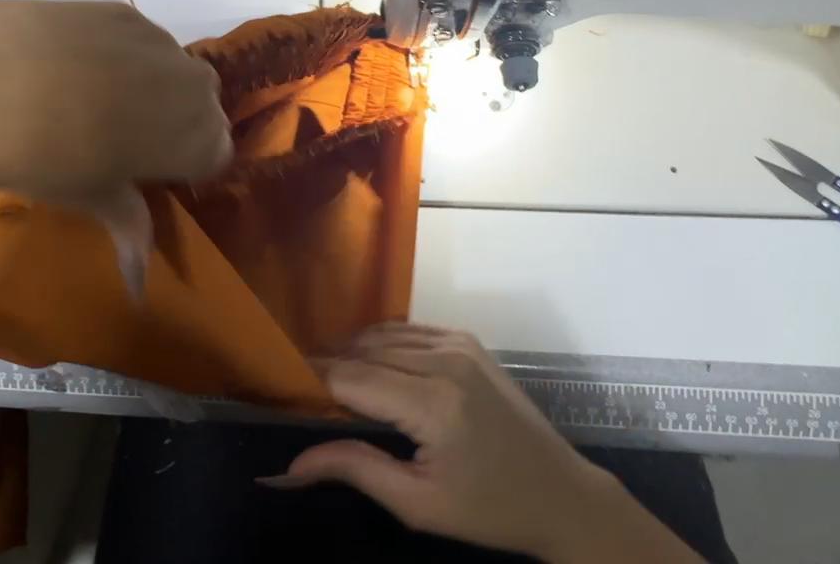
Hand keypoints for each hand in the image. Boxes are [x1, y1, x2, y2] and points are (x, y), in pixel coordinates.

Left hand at [0, 0, 230, 293]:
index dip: (182, 168)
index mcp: (200, 139)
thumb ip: (130, 228)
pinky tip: (70, 67)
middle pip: (200, 109)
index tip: (146, 176)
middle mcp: (195, 86)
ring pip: (170, 71)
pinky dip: (117, 55)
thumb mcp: (92, 197)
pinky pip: (137, 41)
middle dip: (172, 124)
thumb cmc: (49, 159)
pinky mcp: (123, 10)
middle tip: (119, 142)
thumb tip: (138, 289)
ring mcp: (160, 42)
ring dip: (147, 87)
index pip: (215, 156)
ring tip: (89, 102)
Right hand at [273, 324, 701, 563]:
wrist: (561, 493)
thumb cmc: (489, 508)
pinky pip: (408, 331)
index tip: (278, 388)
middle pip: (363, 350)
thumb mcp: (418, 503)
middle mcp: (444, 359)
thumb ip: (354, 469)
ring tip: (324, 377)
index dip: (312, 381)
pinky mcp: (467, 340)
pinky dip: (380, 342)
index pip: (352, 378)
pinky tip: (366, 363)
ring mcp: (459, 344)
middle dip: (326, 365)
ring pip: (383, 335)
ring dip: (351, 351)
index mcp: (433, 402)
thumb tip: (290, 464)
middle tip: (295, 386)